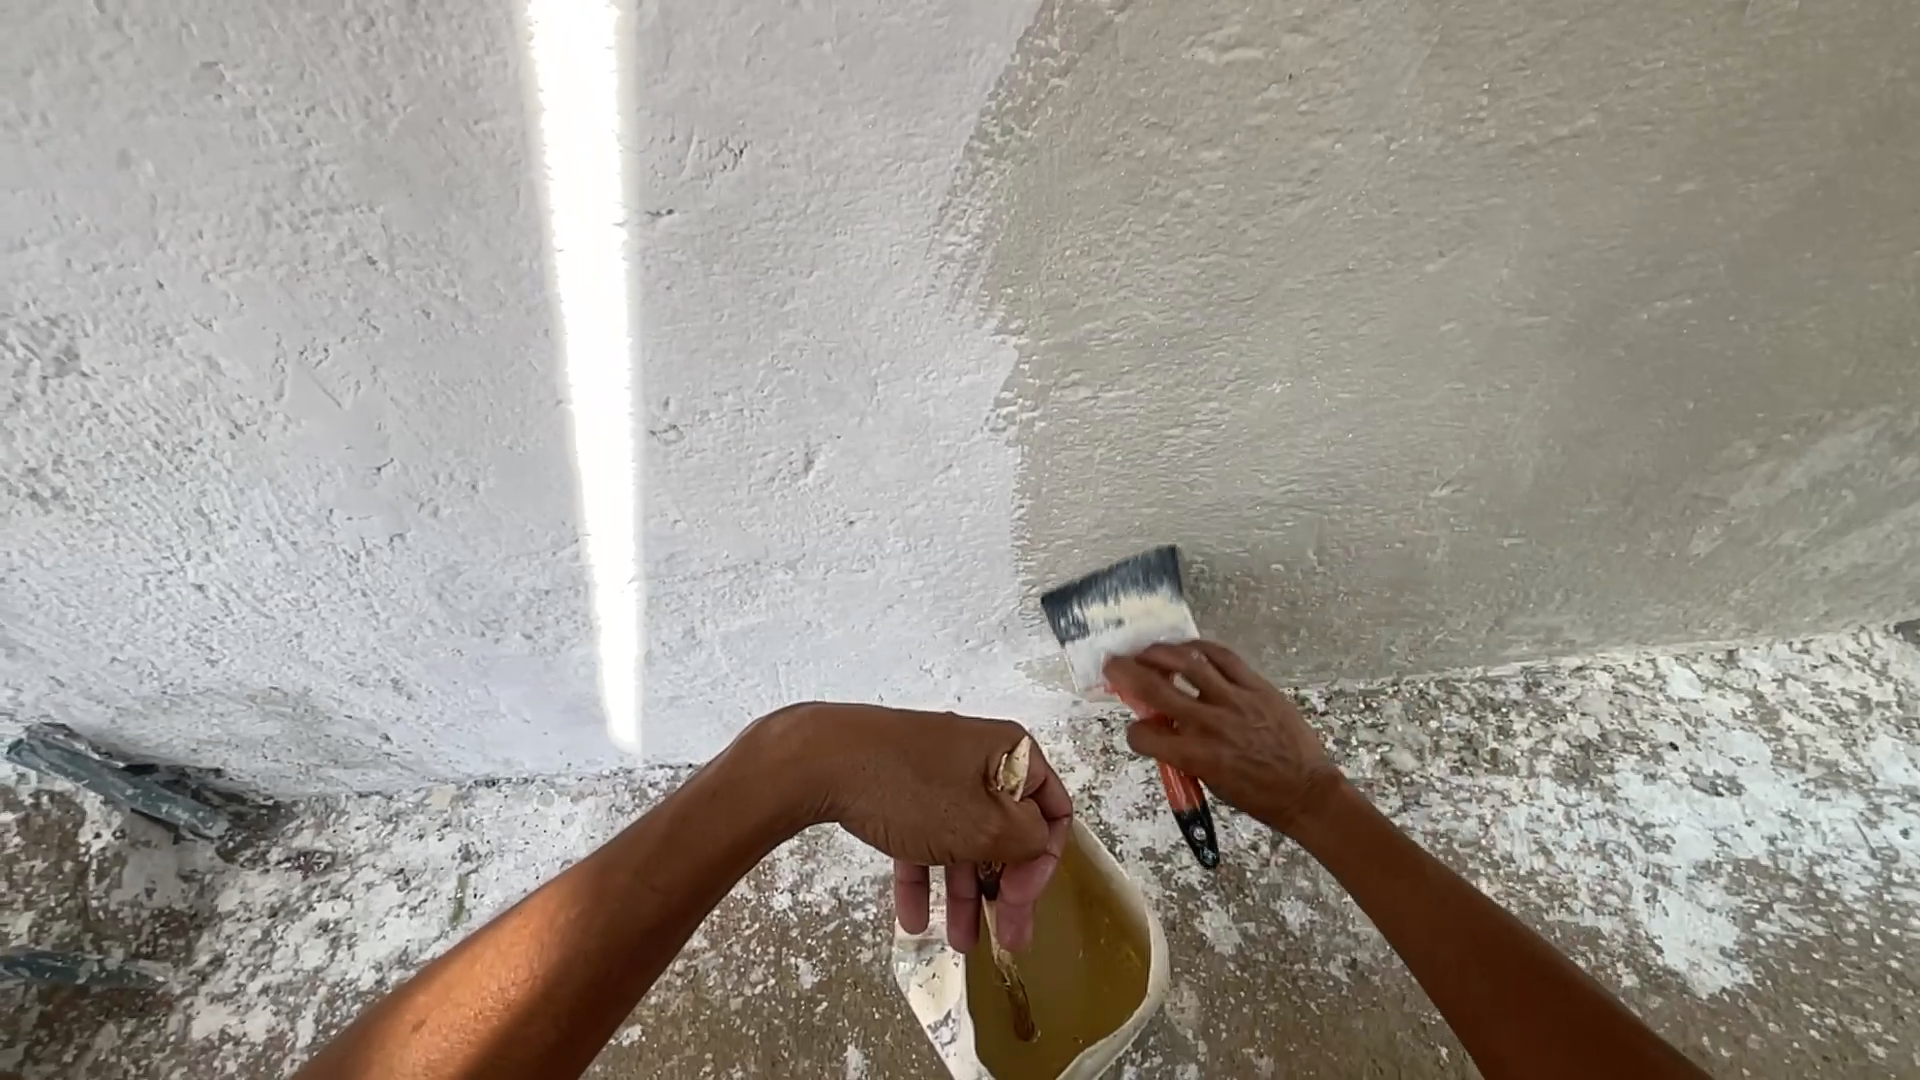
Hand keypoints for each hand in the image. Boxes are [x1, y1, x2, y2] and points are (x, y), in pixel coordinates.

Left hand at [752, 704, 1071, 951]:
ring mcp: (937, 770)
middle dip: (1005, 888)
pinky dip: (924, 873)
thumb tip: (1037, 843)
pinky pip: (925, 832)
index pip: (1052, 810)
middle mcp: (979, 756)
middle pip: (1008, 829)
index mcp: (1010, 751)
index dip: (1045, 862)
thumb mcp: (984, 824)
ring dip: (965, 892)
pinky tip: (914, 920)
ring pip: (964, 836)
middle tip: (1007, 939)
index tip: (1022, 901)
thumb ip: (1026, 840)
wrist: (822, 760)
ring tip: (960, 945)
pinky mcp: (902, 784)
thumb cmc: (914, 789)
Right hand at [1103, 640, 1342, 834]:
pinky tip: (1186, 648)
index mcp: (1195, 756)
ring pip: (1187, 661)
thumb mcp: (1209, 782)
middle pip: (1154, 688)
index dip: (1134, 733)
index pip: (1144, 736)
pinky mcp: (1257, 687)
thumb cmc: (1257, 796)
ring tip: (1146, 651)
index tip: (1139, 731)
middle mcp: (1209, 724)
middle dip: (1124, 672)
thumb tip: (1160, 726)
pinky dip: (1199, 647)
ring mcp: (1234, 701)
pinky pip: (1223, 656)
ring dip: (1158, 652)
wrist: (1308, 793)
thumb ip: (1181, 752)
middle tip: (1112, 663)